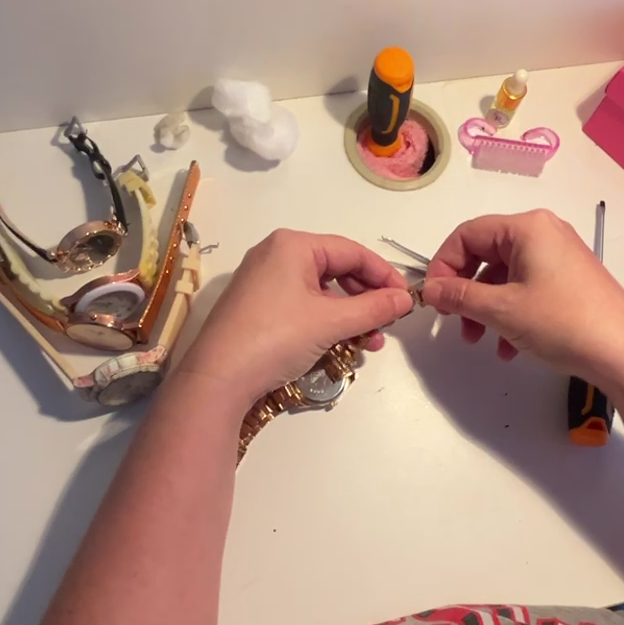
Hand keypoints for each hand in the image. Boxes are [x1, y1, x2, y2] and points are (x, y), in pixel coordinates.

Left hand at [179, 230, 412, 407]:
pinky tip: (340, 345)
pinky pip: (302, 306)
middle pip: (337, 270)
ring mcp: (263, 282)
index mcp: (292, 245)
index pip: (352, 251)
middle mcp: (276, 255)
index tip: (406, 300)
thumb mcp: (331, 322)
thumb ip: (373, 308)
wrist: (217, 379)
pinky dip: (326, 323)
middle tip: (387, 325)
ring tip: (369, 344)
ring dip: (349, 316)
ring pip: (321, 292)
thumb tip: (405, 299)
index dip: (384, 275)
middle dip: (366, 299)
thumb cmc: (276, 338)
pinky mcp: (256, 307)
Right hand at [422, 210, 623, 384]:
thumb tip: (428, 290)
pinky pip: (525, 289)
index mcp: (526, 227)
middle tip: (453, 321)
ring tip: (478, 339)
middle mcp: (543, 234)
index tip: (433, 299)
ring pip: (504, 277)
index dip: (443, 265)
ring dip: (484, 307)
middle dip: (464, 291)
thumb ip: (459, 296)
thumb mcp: (501, 309)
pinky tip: (507, 348)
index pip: (467, 234)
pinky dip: (509, 314)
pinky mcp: (568, 282)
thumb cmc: (561, 321)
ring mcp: (559, 258)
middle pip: (485, 255)